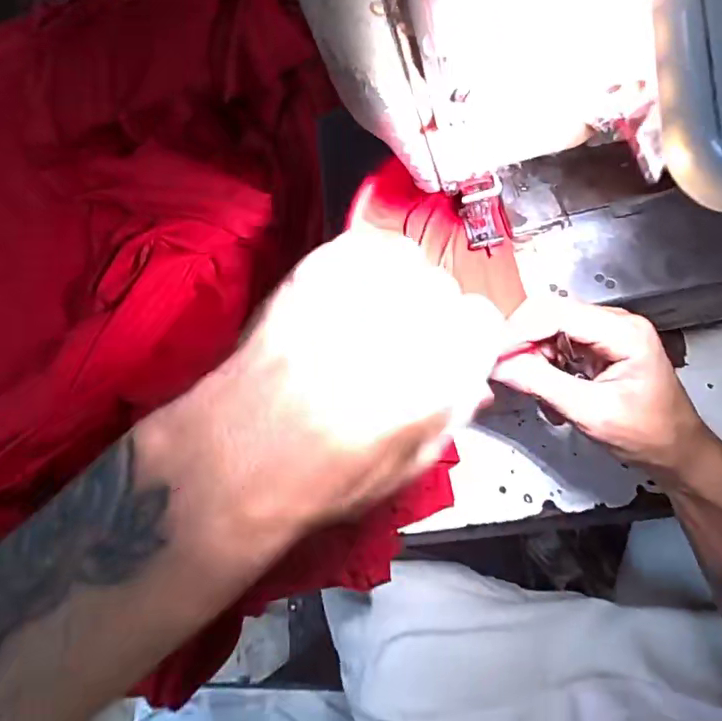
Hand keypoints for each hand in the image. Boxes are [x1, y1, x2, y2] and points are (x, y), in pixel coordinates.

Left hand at [174, 228, 516, 536]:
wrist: (239, 453)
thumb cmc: (318, 474)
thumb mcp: (409, 462)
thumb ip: (451, 409)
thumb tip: (470, 379)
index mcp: (443, 369)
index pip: (483, 319)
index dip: (465, 337)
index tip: (450, 346)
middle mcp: (405, 320)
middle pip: (442, 287)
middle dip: (428, 314)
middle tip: (397, 343)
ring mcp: (357, 288)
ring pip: (405, 259)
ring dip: (395, 285)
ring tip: (367, 319)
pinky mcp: (314, 270)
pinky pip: (360, 246)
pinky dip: (359, 264)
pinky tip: (344, 298)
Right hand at [493, 298, 721, 480]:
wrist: (679, 453)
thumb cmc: (650, 435)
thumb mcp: (592, 413)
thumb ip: (543, 384)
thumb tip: (501, 366)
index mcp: (623, 331)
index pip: (555, 313)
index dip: (519, 331)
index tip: (495, 355)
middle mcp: (614, 321)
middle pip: (549, 314)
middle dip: (524, 343)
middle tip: (507, 371)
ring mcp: (605, 330)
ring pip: (548, 327)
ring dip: (534, 357)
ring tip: (539, 391)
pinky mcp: (597, 342)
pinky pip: (556, 341)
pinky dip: (545, 364)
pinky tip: (551, 390)